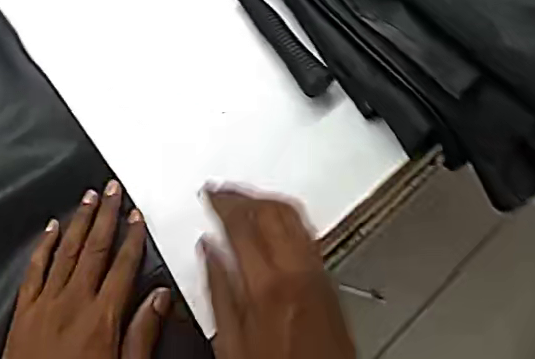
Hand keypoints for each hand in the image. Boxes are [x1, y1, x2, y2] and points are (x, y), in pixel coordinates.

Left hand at [4, 182, 171, 358]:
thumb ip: (142, 335)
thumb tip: (159, 298)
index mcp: (102, 318)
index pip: (122, 266)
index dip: (132, 237)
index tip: (137, 215)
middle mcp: (74, 303)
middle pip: (95, 248)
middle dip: (107, 215)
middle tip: (113, 188)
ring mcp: (46, 304)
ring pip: (67, 250)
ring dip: (80, 220)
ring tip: (89, 196)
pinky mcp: (23, 312)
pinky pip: (34, 269)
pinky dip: (44, 245)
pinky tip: (51, 227)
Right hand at [201, 187, 353, 358]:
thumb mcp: (233, 343)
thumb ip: (218, 289)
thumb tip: (206, 247)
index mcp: (267, 284)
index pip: (240, 222)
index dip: (220, 200)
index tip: (209, 194)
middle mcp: (295, 268)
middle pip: (267, 209)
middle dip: (241, 194)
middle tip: (223, 191)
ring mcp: (315, 270)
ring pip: (290, 212)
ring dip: (264, 199)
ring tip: (246, 198)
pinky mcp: (328, 275)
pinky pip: (306, 228)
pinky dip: (286, 212)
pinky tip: (275, 216)